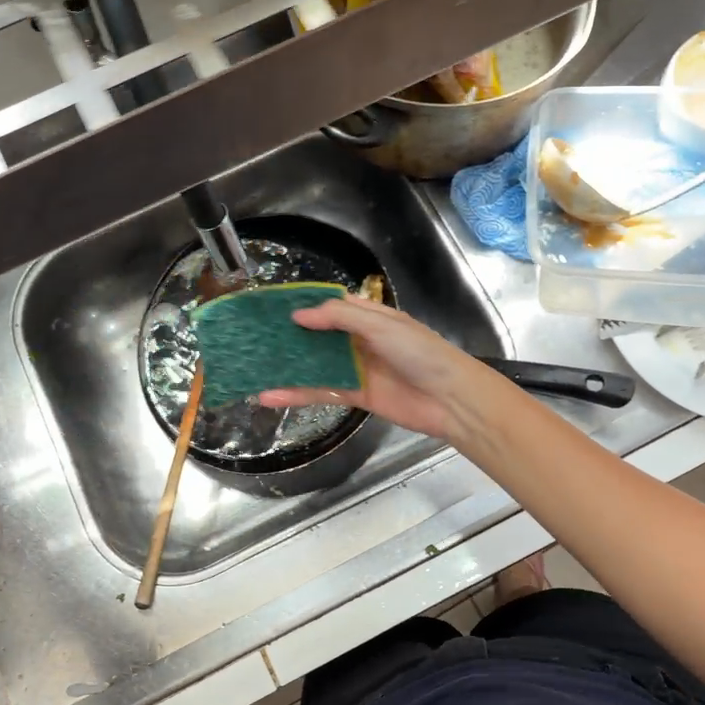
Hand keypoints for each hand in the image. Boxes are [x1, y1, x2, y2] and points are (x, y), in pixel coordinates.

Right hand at [258, 296, 494, 441]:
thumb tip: (299, 315)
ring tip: (253, 366)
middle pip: (319, 336)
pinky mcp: (356, 396)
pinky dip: (296, 394)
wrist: (451, 399)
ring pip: (315, 365)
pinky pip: (321, 392)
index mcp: (370, 317)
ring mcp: (357, 369)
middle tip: (254, 337)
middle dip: (290, 336)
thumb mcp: (381, 325)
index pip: (332, 306)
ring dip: (287, 366)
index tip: (272, 306)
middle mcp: (360, 340)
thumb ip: (340, 318)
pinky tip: (270, 396)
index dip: (305, 305)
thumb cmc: (421, 353)